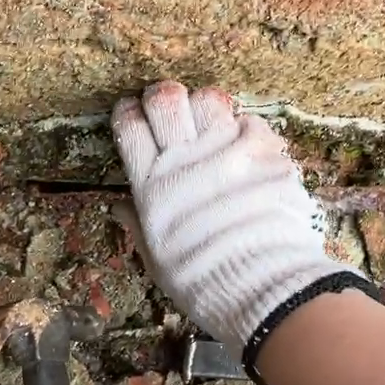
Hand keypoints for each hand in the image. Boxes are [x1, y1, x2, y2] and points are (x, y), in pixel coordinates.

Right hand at [112, 81, 377, 372]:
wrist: (264, 286)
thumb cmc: (202, 280)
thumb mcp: (157, 259)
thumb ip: (138, 225)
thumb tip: (118, 206)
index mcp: (153, 187)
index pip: (129, 127)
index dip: (128, 114)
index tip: (134, 117)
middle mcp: (186, 161)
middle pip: (165, 100)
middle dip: (163, 98)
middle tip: (171, 112)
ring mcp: (228, 150)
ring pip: (208, 99)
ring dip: (205, 108)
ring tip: (211, 128)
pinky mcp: (265, 151)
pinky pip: (249, 120)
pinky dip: (243, 129)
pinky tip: (244, 148)